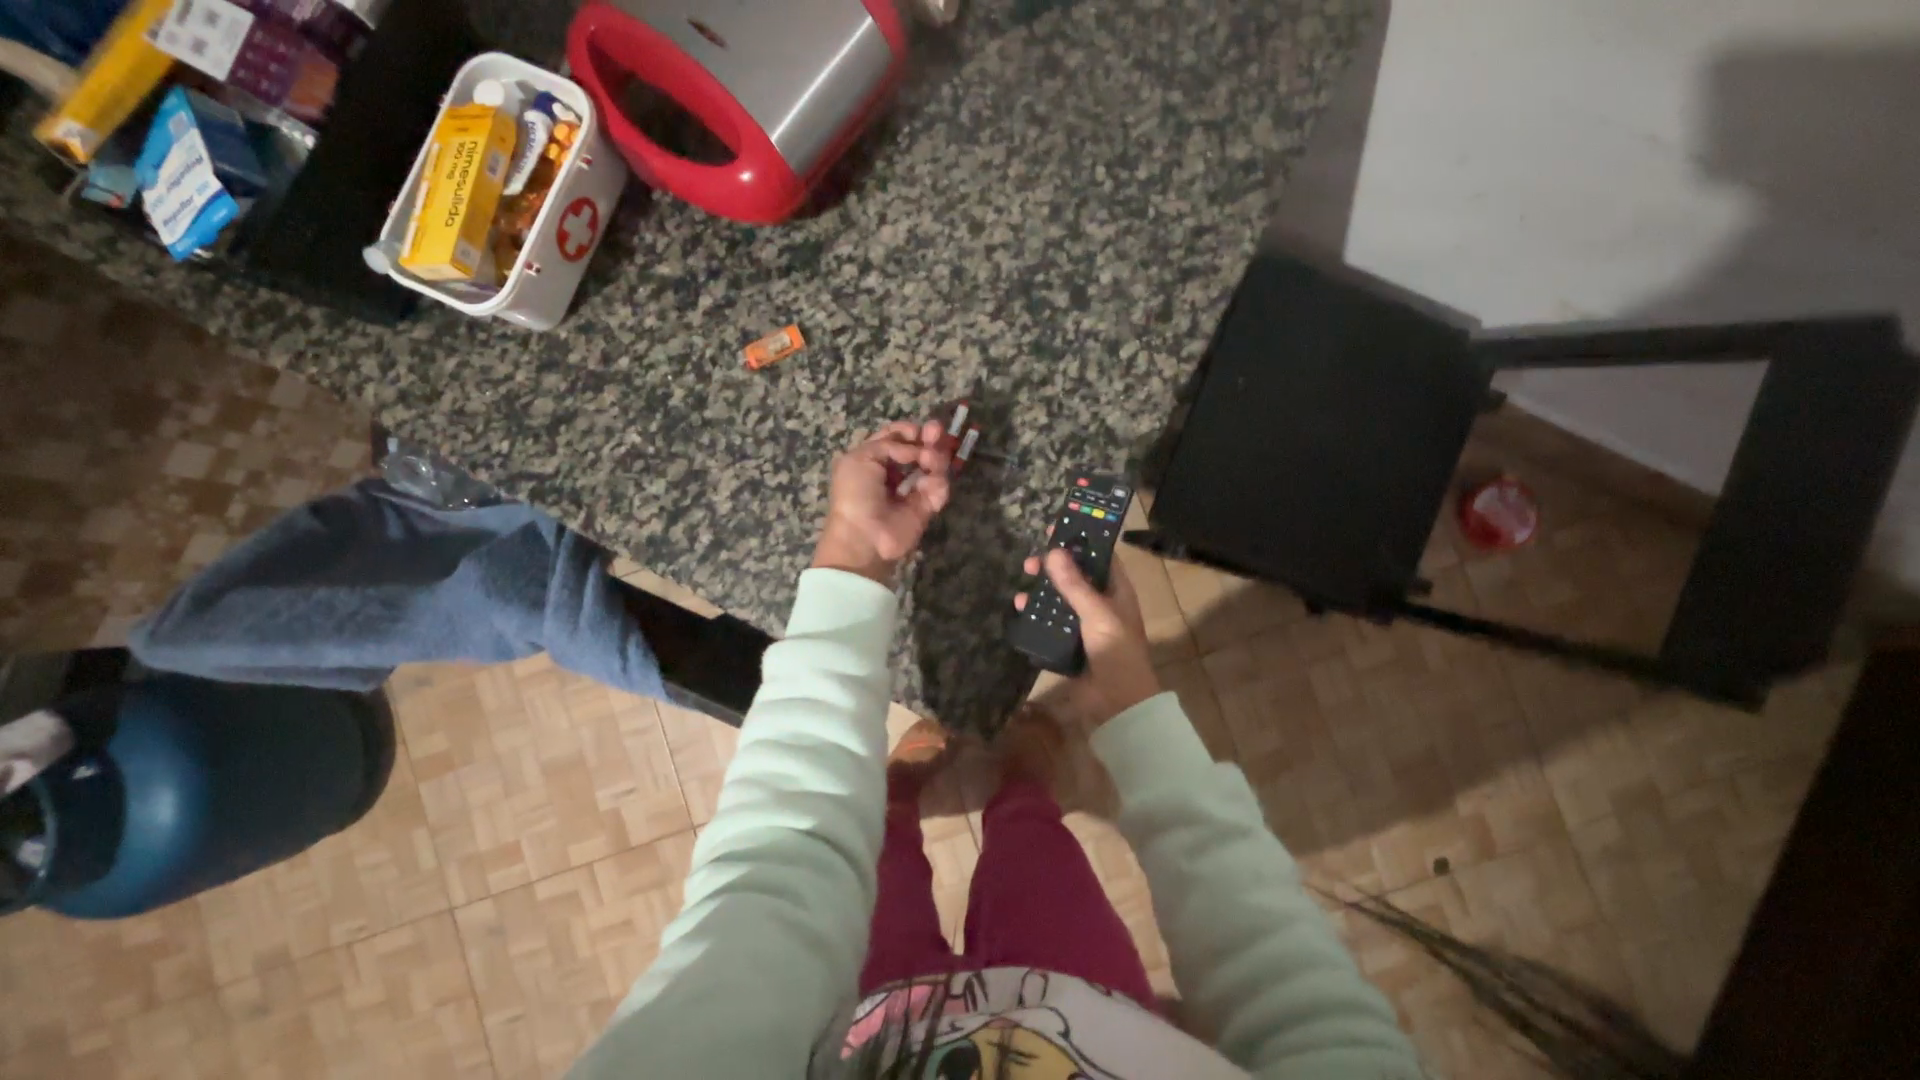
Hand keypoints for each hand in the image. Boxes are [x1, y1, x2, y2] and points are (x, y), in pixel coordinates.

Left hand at [812, 421, 952, 585]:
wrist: (864, 535)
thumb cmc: (855, 494)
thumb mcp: (861, 458)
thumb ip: (890, 444)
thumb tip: (916, 451)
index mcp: (873, 458)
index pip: (896, 437)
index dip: (908, 430)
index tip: (916, 431)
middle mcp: (894, 471)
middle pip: (919, 447)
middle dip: (930, 437)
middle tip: (937, 433)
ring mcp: (912, 489)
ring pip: (933, 465)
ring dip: (936, 457)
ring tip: (930, 461)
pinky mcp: (926, 507)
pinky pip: (939, 488)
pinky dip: (937, 483)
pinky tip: (928, 486)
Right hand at [1014, 539, 1160, 729]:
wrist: (1119, 702)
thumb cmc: (1116, 651)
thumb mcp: (1097, 613)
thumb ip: (1074, 584)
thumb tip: (1053, 551)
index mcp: (1117, 591)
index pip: (1100, 556)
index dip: (1081, 541)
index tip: (1056, 529)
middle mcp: (1102, 604)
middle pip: (1076, 576)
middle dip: (1054, 567)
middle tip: (1031, 562)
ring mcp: (1086, 625)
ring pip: (1061, 599)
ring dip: (1042, 591)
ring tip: (1023, 584)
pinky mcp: (1071, 645)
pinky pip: (1051, 623)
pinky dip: (1036, 615)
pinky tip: (1021, 610)